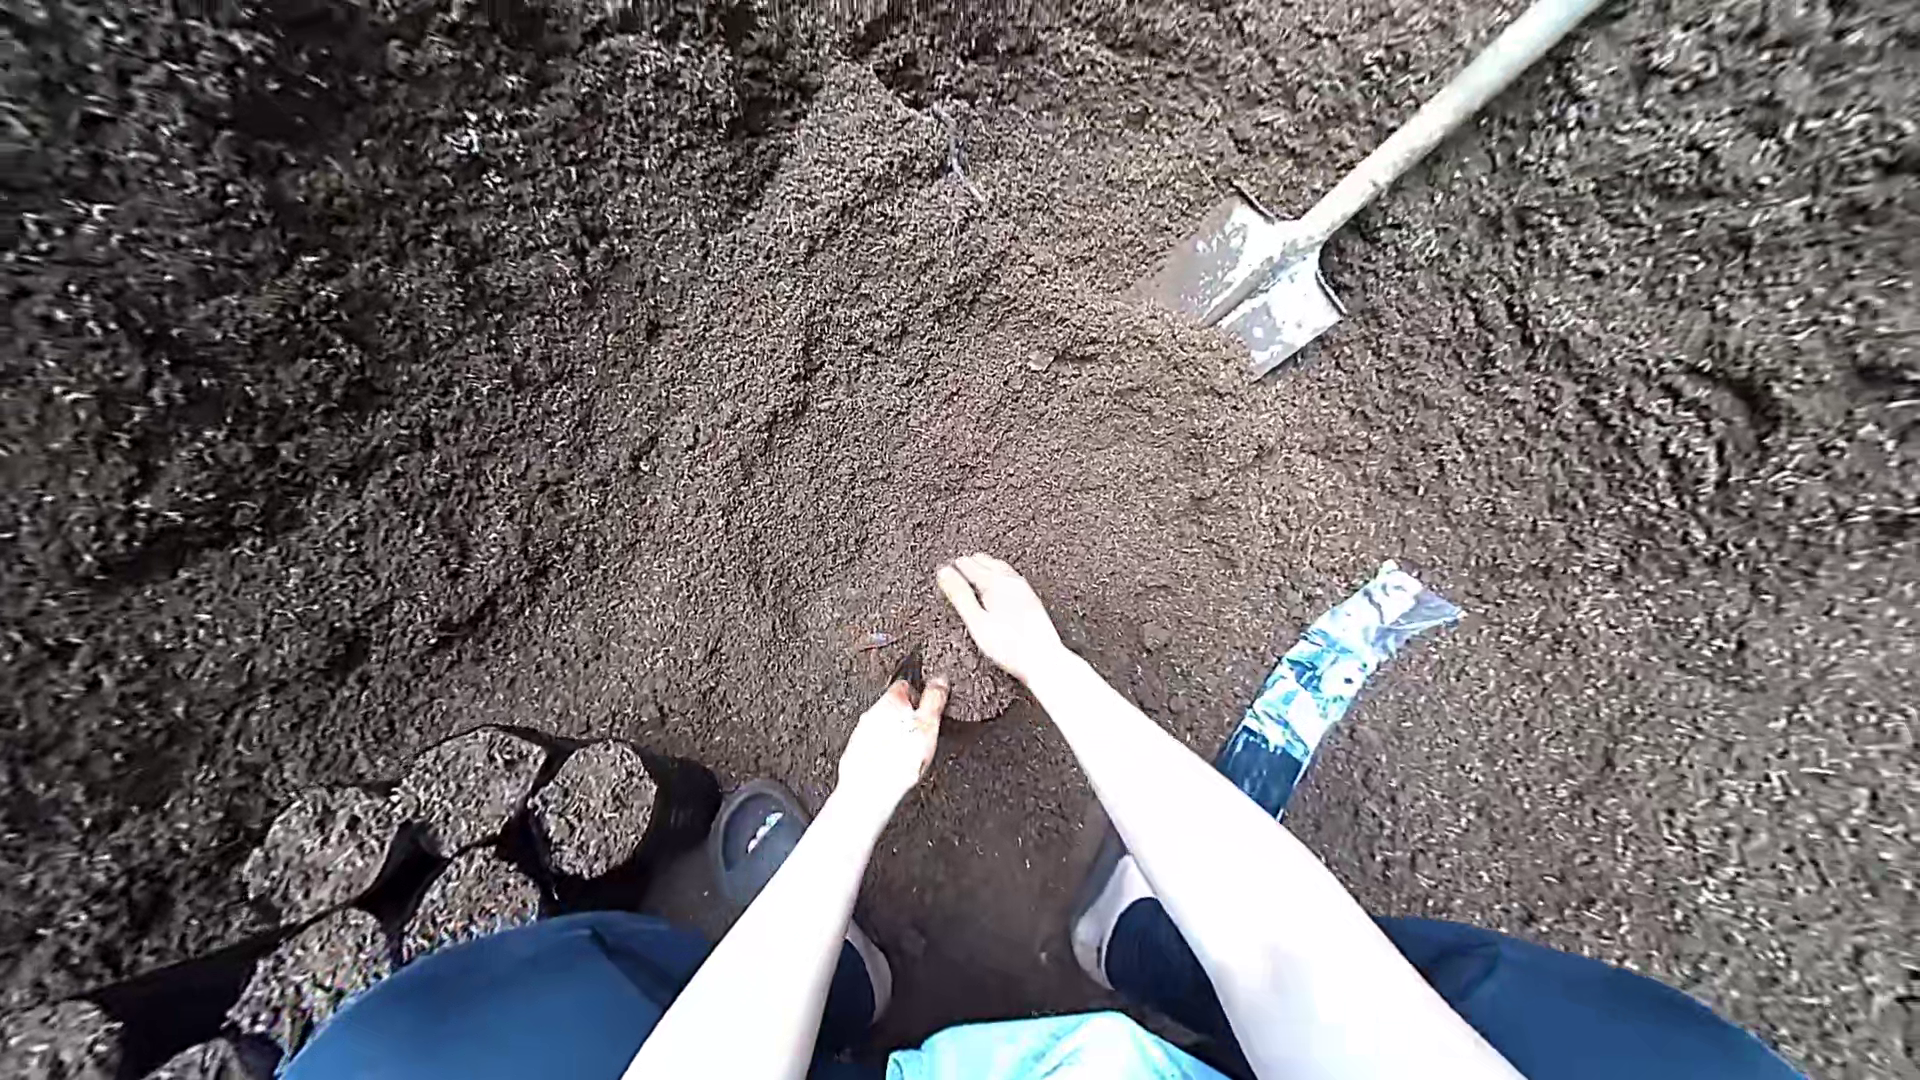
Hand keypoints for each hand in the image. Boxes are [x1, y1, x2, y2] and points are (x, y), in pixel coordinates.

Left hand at [836, 677, 948, 814]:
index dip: (920, 694)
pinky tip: (892, 764)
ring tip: (907, 752)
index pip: (906, 684)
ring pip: (882, 726)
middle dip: (906, 716)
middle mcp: (872, 712)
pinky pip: (874, 746)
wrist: (869, 792)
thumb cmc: (898, 760)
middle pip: (894, 706)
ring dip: (894, 734)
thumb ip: (935, 699)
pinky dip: (883, 751)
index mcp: (890, 700)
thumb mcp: (928, 725)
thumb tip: (940, 680)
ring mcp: (861, 733)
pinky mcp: (855, 752)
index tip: (928, 707)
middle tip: (920, 733)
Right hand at [936, 553, 1070, 684]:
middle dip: (973, 562)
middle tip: (961, 562)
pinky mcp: (1032, 601)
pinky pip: (1012, 578)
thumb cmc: (1010, 646)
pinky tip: (1002, 584)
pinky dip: (1000, 575)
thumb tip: (945, 573)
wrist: (1044, 660)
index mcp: (996, 583)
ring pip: (1002, 569)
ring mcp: (1024, 591)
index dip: (958, 565)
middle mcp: (1012, 582)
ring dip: (988, 566)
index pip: (972, 566)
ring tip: (979, 567)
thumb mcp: (977, 621)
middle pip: (989, 564)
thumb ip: (960, 595)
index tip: (948, 565)